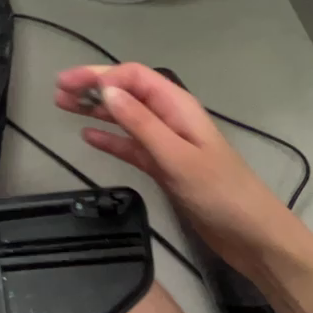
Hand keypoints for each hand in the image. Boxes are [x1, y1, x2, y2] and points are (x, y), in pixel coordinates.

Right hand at [57, 62, 306, 276]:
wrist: (254, 237)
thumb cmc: (220, 192)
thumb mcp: (177, 156)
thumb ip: (140, 122)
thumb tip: (106, 89)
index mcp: (176, 105)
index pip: (132, 76)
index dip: (99, 74)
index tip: (68, 82)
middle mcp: (169, 117)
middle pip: (125, 92)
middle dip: (92, 86)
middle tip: (58, 90)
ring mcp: (166, 141)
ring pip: (124, 115)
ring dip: (95, 108)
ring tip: (63, 107)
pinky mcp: (163, 165)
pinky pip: (129, 144)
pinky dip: (109, 138)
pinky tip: (88, 137)